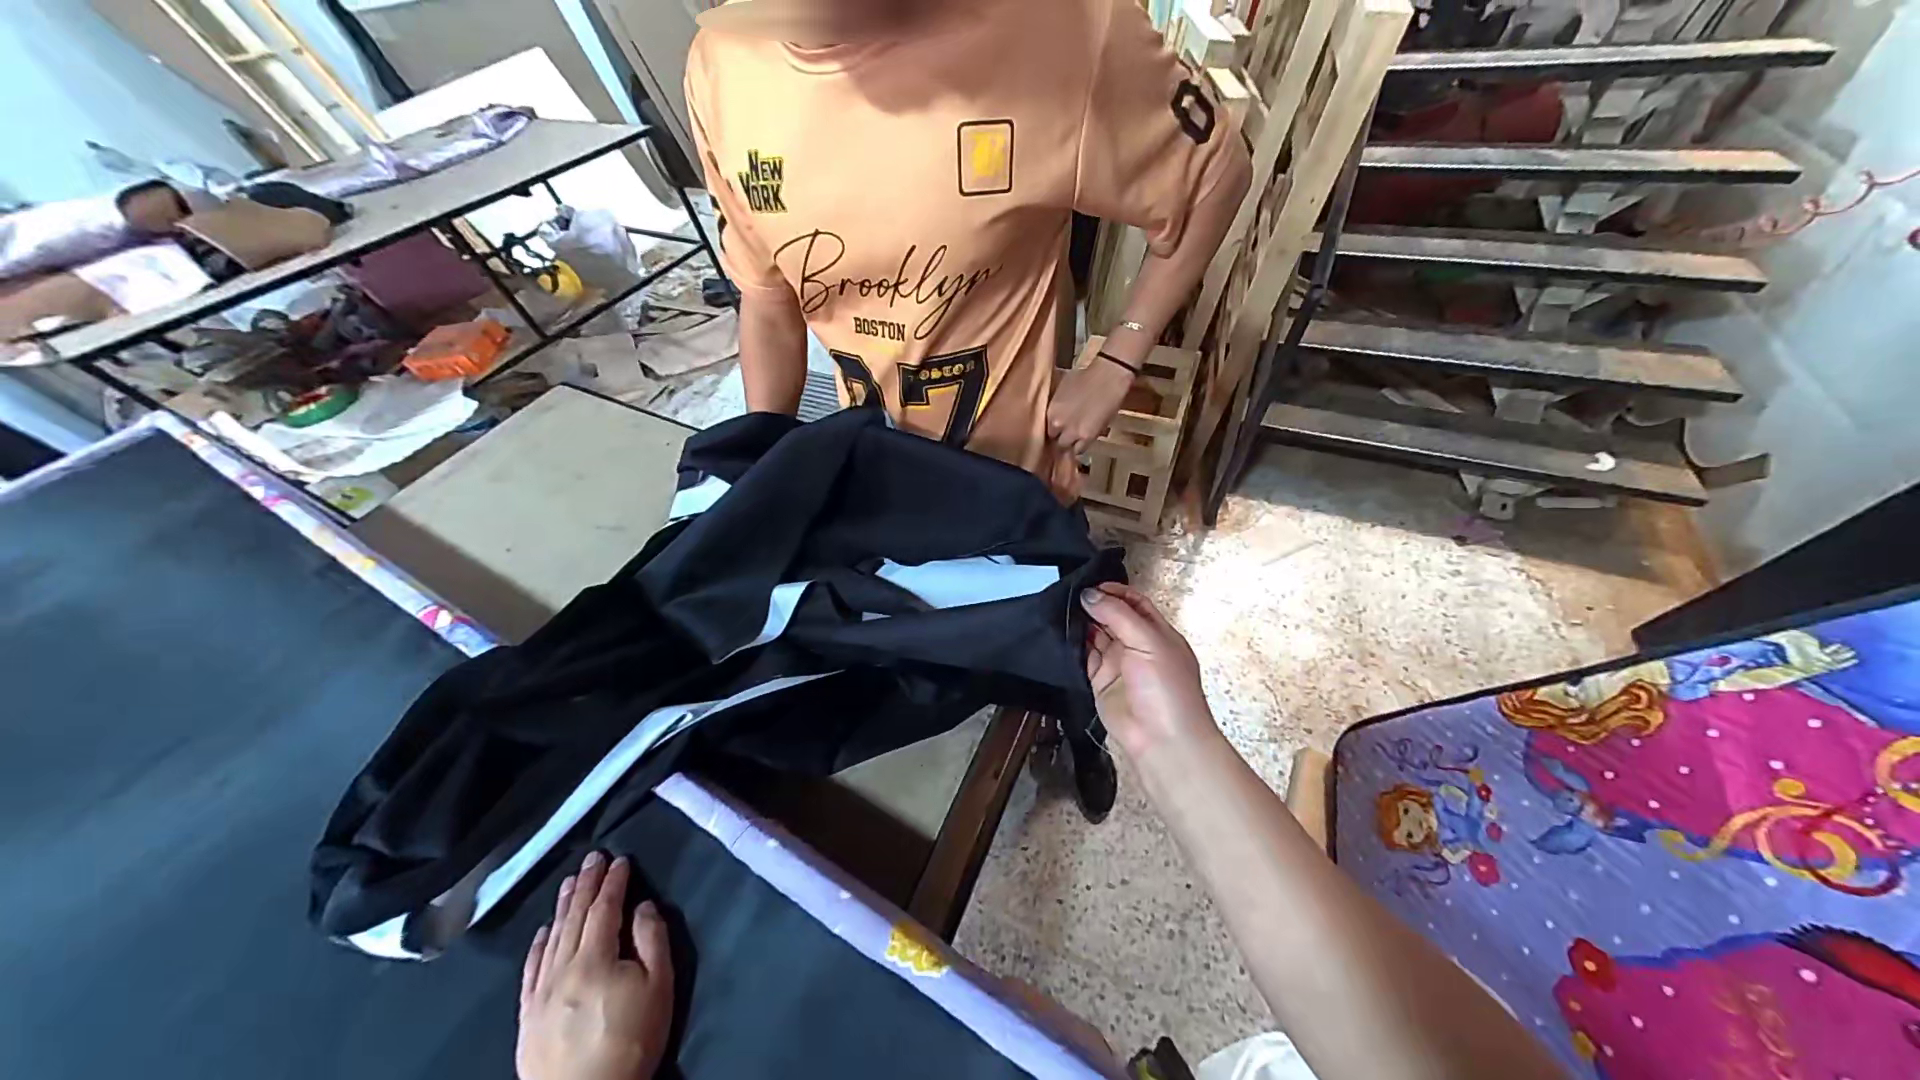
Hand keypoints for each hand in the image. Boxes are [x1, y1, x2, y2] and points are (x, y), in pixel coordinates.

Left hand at [517, 851, 674, 1079]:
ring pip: (551, 938)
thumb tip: (643, 906)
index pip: (604, 909)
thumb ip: (652, 940)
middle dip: (586, 884)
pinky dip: (537, 945)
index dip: (613, 882)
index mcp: (595, 959)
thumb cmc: (631, 1041)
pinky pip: (529, 970)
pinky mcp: (527, 1017)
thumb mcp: (659, 987)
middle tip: (592, 857)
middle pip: (574, 917)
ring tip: (570, 881)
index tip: (620, 860)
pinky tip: (542, 931)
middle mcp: (563, 968)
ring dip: (563, 906)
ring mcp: (540, 993)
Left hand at [1047, 357, 1133, 454]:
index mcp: (1050, 412)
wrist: (1108, 377)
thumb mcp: (1063, 390)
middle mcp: (1058, 424)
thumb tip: (1056, 413)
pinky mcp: (1087, 437)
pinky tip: (1083, 442)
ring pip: (1065, 448)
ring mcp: (1072, 433)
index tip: (1057, 431)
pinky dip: (1080, 447)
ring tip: (1075, 440)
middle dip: (1059, 439)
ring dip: (1069, 445)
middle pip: (1054, 441)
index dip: (1053, 431)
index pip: (1045, 430)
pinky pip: (1080, 450)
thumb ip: (1057, 406)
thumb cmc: (1086, 377)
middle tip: (1066, 436)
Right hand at [1080, 582, 1217, 757]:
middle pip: (1112, 616)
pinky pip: (1084, 657)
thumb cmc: (1169, 692)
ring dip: (1082, 624)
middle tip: (1072, 597)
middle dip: (1094, 605)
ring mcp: (1119, 664)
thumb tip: (1091, 595)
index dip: (1114, 592)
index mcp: (1157, 633)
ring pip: (1096, 635)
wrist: (1162, 740)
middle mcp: (1138, 646)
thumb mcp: (1148, 642)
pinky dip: (1073, 646)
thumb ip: (1118, 615)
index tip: (1091, 586)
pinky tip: (1063, 635)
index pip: (1134, 603)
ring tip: (1064, 612)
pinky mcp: (1101, 682)